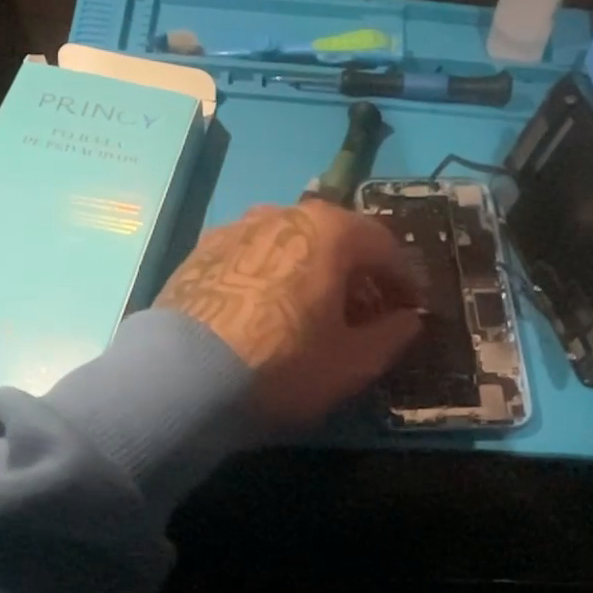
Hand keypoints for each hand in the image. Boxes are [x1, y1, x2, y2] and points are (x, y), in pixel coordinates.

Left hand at [155, 201, 423, 426]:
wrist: (182, 379)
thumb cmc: (283, 366)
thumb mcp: (352, 363)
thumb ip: (392, 336)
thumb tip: (408, 319)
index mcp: (329, 231)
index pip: (384, 247)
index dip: (404, 280)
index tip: (410, 309)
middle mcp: (283, 214)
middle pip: (335, 240)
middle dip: (356, 274)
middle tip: (364, 314)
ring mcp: (235, 229)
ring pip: (290, 246)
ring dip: (311, 273)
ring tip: (312, 314)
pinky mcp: (199, 252)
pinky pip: (253, 260)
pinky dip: (271, 279)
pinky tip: (267, 314)